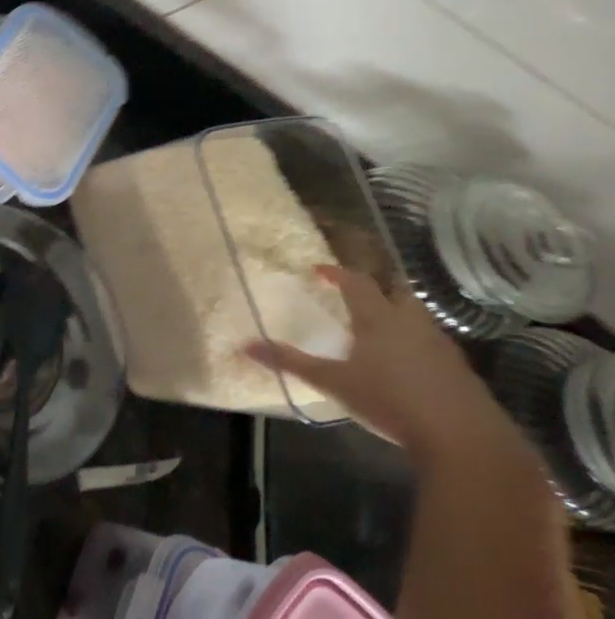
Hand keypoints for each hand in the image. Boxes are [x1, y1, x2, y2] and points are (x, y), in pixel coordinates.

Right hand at [248, 266, 524, 462]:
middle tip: (356, 294)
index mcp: (379, 319)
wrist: (466, 440)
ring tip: (376, 327)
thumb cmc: (391, 401)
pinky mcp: (461, 371)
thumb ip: (290, 362)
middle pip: (398, 293)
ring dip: (398, 315)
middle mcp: (413, 325)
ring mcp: (442, 347)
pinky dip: (415, 342)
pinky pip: (433, 344)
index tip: (319, 270)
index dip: (337, 273)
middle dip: (377, 289)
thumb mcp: (332, 382)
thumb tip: (243, 345)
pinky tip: (404, 362)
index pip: (357, 283)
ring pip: (419, 318)